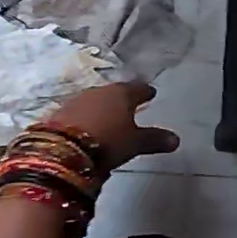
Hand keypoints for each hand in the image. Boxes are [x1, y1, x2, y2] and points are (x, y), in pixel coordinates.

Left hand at [45, 82, 179, 169]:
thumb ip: (154, 139)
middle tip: (129, 104)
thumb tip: (176, 139)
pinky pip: (80, 112)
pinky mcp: (61, 112)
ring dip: (103, 107)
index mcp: (121, 94)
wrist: (64, 148)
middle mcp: (99, 91)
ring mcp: (78, 100)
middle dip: (122, 98)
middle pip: (114, 93)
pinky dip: (87, 116)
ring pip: (95, 101)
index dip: (145, 92)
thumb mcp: (134, 143)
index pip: (137, 89)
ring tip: (109, 117)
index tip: (150, 92)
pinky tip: (89, 126)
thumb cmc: (108, 142)